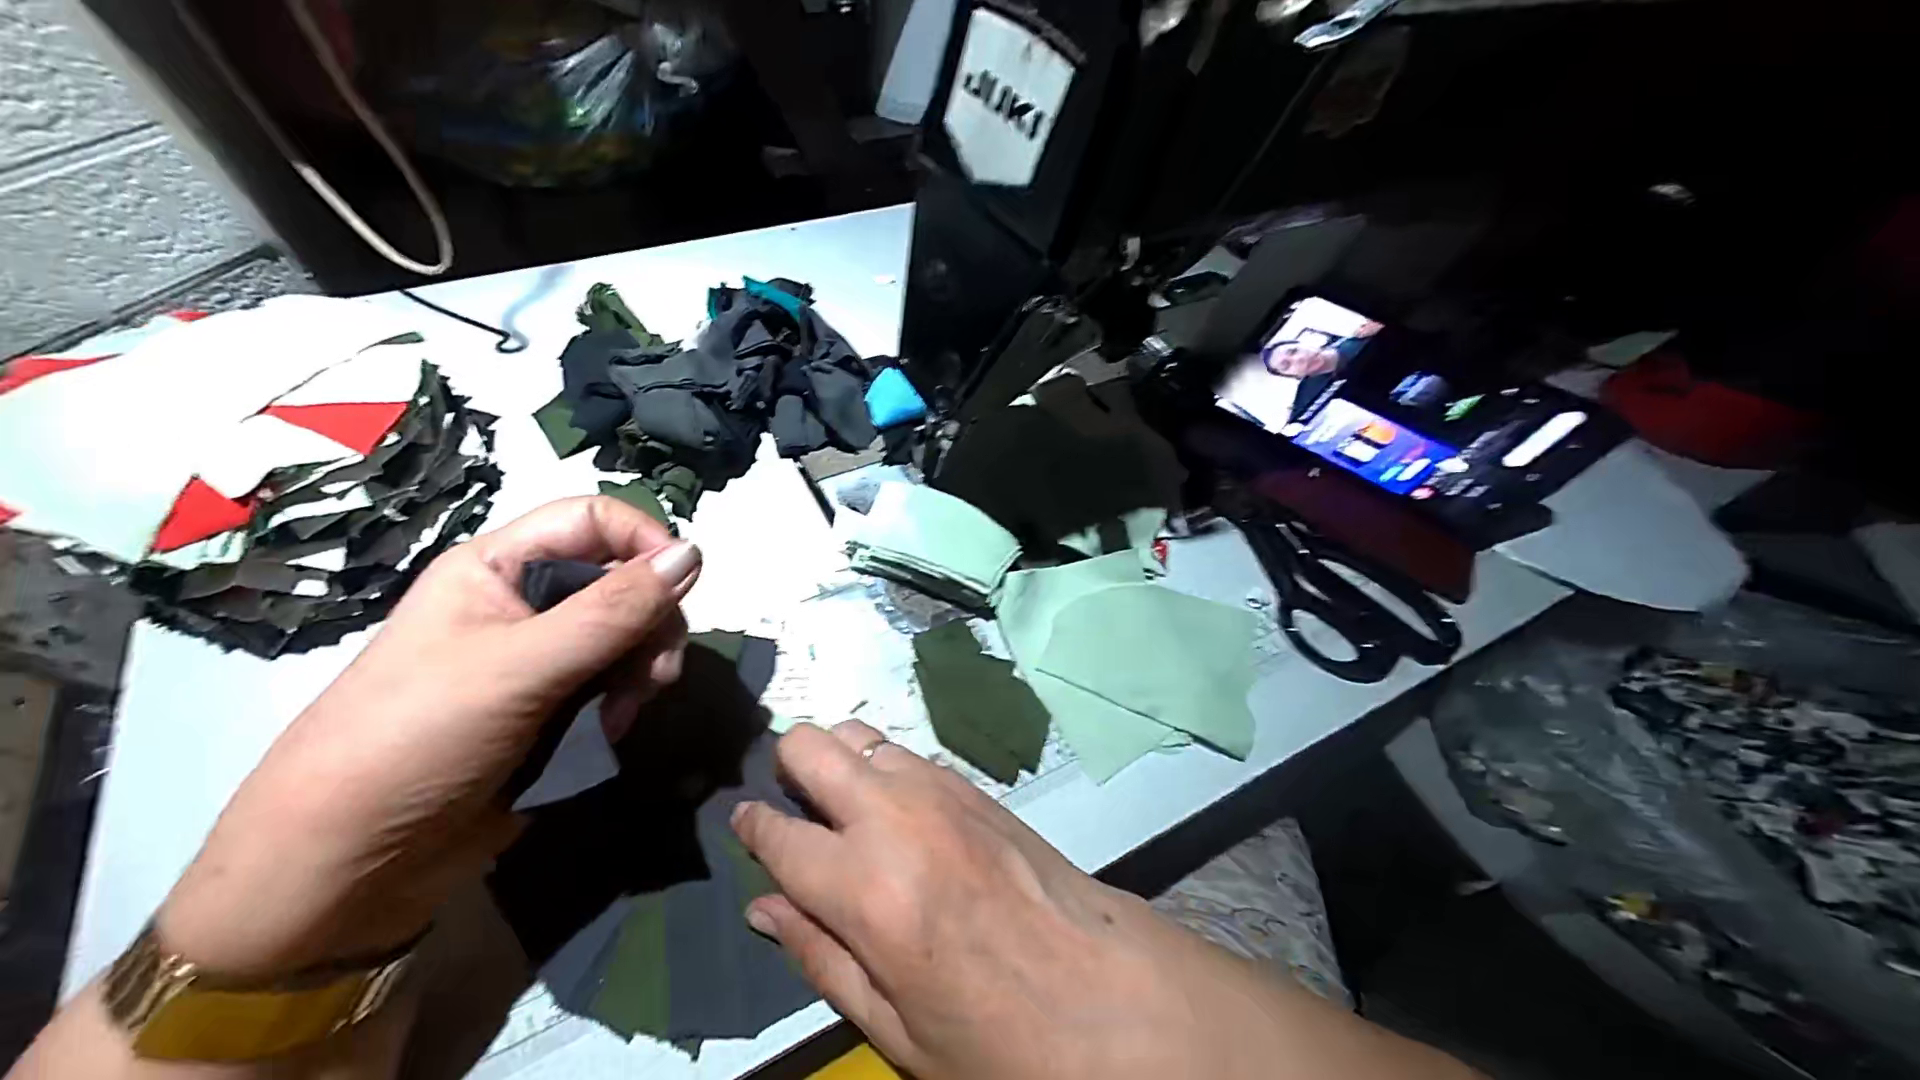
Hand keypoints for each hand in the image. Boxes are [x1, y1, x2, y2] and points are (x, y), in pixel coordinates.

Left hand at [158, 497, 700, 977]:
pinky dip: (630, 699)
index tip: (682, 587)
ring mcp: (545, 655)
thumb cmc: (415, 741)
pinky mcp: (558, 703)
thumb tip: (695, 553)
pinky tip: (613, 730)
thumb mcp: (520, 668)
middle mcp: (526, 601)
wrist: (345, 868)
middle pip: (626, 578)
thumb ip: (613, 610)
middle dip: (653, 621)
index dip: (645, 541)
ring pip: (632, 631)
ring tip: (627, 712)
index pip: (594, 520)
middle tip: (654, 674)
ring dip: (646, 666)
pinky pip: (621, 677)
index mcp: (498, 568)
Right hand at [727, 722, 1266, 1077]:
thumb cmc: (992, 1031)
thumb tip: (763, 906)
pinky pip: (905, 752)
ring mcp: (937, 789)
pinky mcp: (970, 783)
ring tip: (842, 803)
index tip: (744, 825)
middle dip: (787, 767)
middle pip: (811, 746)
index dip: (749, 827)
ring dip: (838, 760)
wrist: (1102, 986)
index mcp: (864, 888)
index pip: (777, 834)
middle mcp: (893, 816)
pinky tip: (894, 807)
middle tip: (793, 807)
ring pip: (860, 734)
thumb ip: (818, 955)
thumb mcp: (892, 1025)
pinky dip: (883, 766)